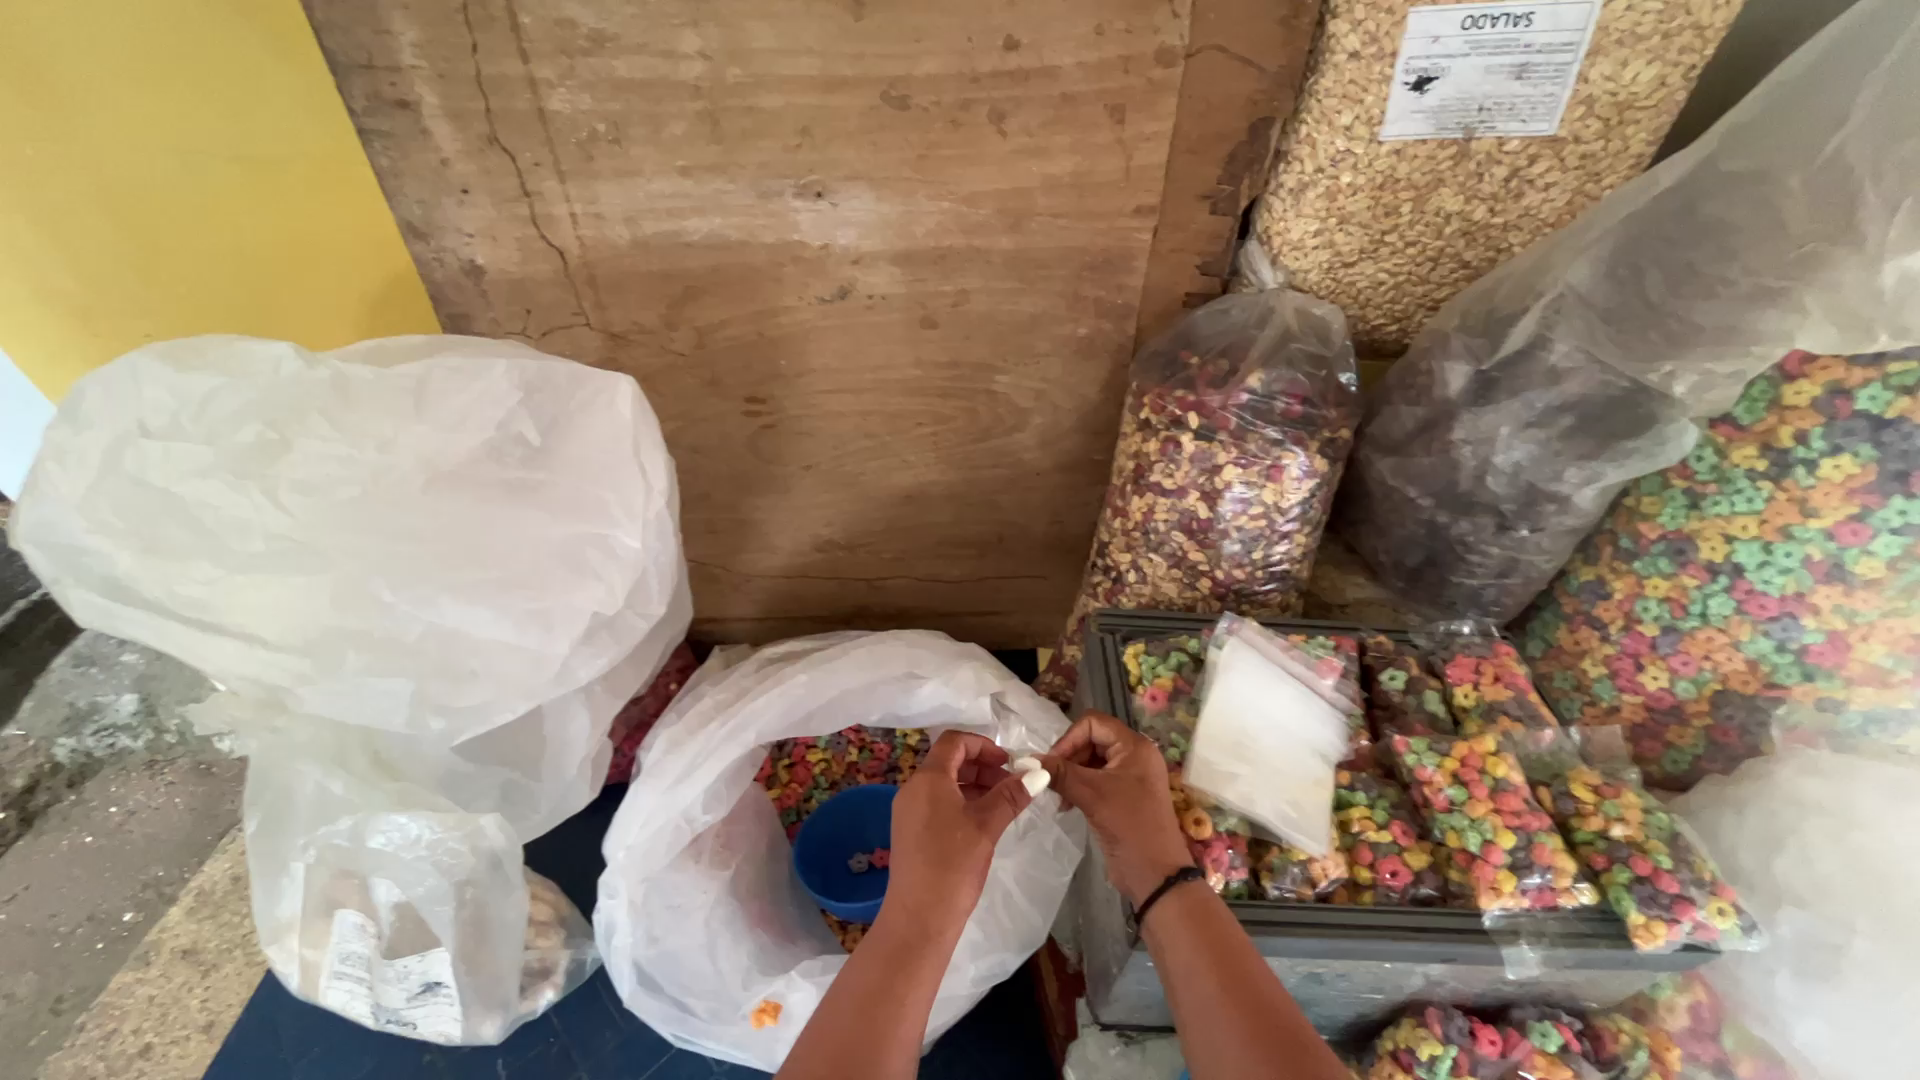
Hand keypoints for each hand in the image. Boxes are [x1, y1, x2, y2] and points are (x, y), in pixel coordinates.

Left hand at [882, 731, 1033, 933]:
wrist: (919, 918)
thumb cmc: (953, 864)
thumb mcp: (987, 825)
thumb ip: (1011, 795)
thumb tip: (1038, 774)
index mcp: (928, 778)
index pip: (954, 742)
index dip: (983, 746)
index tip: (1009, 762)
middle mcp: (913, 789)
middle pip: (948, 761)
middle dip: (982, 767)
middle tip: (1011, 784)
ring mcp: (908, 812)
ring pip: (944, 784)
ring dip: (974, 786)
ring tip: (1002, 804)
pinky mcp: (910, 832)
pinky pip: (937, 803)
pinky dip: (961, 803)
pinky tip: (983, 823)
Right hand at [1041, 712, 1194, 906]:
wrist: (1157, 876)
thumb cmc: (1130, 826)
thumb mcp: (1092, 795)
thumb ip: (1059, 773)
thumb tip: (1027, 761)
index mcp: (1134, 746)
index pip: (1093, 723)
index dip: (1068, 739)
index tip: (1051, 764)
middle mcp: (1134, 756)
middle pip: (1091, 740)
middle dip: (1068, 758)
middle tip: (1052, 782)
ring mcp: (1130, 777)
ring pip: (1091, 761)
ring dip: (1071, 775)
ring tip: (1059, 797)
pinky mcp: (1124, 796)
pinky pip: (1096, 780)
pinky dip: (1079, 787)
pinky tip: (1067, 805)